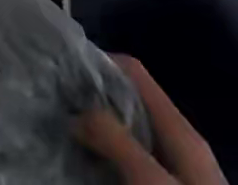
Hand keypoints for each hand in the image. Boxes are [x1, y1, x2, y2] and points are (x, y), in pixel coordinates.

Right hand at [76, 54, 225, 184]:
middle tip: (57, 106)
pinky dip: (107, 154)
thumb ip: (115, 140)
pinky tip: (88, 165)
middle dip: (91, 99)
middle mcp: (178, 142)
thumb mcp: (152, 183)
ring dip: (96, 128)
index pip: (132, 70)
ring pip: (127, 130)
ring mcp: (176, 169)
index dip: (97, 64)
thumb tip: (76, 113)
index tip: (63, 76)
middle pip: (128, 99)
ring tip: (66, 133)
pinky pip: (131, 159)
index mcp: (180, 130)